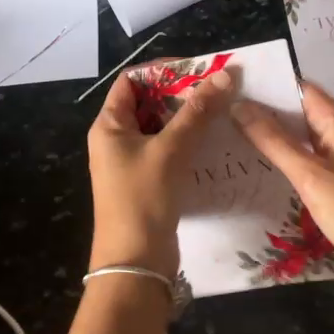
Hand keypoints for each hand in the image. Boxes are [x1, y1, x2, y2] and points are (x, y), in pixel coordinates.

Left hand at [85, 68, 230, 278]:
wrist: (135, 263)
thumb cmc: (142, 198)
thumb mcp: (170, 150)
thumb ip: (197, 112)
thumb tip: (224, 75)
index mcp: (109, 125)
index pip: (132, 81)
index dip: (162, 71)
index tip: (197, 69)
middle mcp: (116, 139)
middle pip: (149, 103)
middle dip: (181, 94)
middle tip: (217, 90)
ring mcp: (131, 162)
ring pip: (161, 127)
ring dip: (188, 119)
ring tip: (222, 112)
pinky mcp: (147, 182)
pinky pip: (167, 151)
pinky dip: (187, 143)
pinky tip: (213, 143)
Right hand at [231, 82, 333, 279]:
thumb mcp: (309, 177)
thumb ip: (273, 141)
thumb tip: (238, 106)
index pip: (295, 86)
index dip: (263, 83)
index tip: (227, 86)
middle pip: (295, 106)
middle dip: (261, 107)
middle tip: (219, 109)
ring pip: (298, 130)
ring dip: (269, 130)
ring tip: (227, 129)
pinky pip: (305, 151)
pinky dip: (283, 151)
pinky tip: (256, 158)